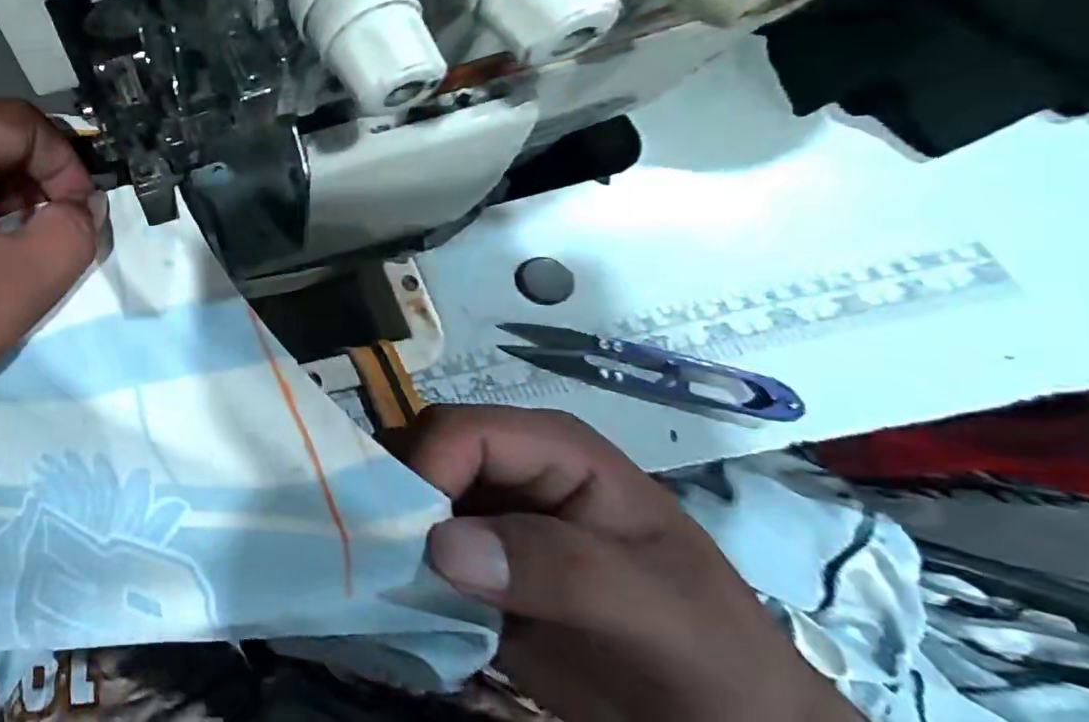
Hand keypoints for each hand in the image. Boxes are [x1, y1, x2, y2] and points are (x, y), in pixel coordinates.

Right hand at [401, 406, 857, 721]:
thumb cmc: (710, 656)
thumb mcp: (656, 613)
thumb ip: (563, 570)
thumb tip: (442, 545)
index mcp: (553, 448)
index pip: (458, 431)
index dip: (423, 472)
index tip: (405, 542)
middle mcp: (509, 470)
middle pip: (419, 456)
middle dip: (392, 504)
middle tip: (378, 564)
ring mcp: (488, 518)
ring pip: (406, 502)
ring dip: (386, 541)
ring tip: (378, 587)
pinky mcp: (474, 566)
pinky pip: (413, 551)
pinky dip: (395, 575)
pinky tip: (392, 605)